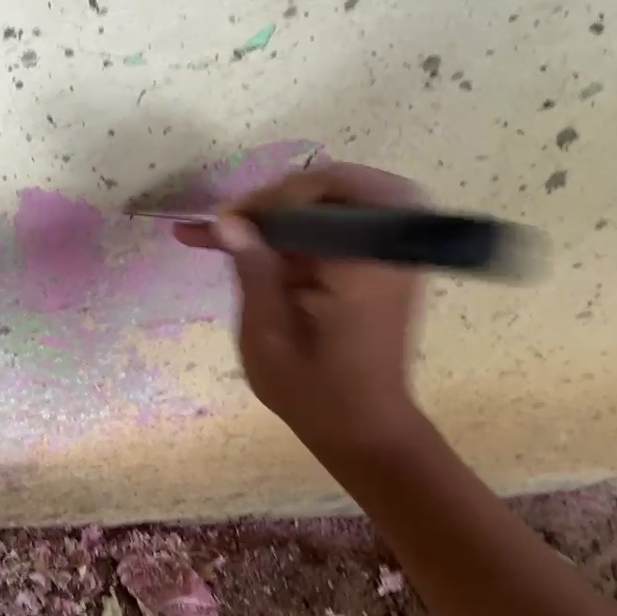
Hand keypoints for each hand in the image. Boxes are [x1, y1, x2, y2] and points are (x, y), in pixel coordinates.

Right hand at [175, 163, 426, 447]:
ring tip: (229, 228)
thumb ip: (254, 269)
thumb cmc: (312, 390)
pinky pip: (334, 230)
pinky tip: (239, 240)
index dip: (281, 195)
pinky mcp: (371, 270)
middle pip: (346, 186)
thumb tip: (229, 220)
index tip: (235, 221)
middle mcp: (387, 253)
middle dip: (285, 193)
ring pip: (337, 204)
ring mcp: (384, 260)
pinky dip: (291, 229)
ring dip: (282, 208)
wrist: (362, 429)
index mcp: (366, 265)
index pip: (336, 191)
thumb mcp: (267, 333)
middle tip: (238, 219)